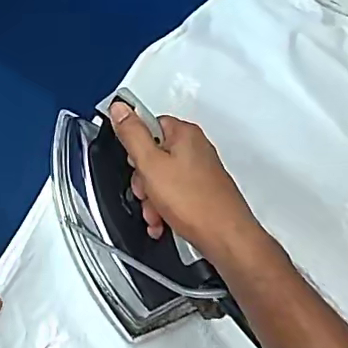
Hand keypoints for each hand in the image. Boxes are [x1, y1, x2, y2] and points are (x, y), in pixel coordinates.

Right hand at [109, 101, 266, 262]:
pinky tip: (164, 220)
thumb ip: (132, 134)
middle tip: (146, 190)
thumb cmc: (197, 204)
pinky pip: (175, 192)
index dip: (135, 146)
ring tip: (156, 211)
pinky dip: (165, 207)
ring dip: (152, 197)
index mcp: (184, 134)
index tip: (133, 161)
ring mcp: (200, 170)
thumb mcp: (150, 164)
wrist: (226, 239)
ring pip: (162, 177)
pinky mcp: (202, 190)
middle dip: (143, 178)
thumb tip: (120, 108)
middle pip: (154, 153)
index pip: (148, 124)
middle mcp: (195, 148)